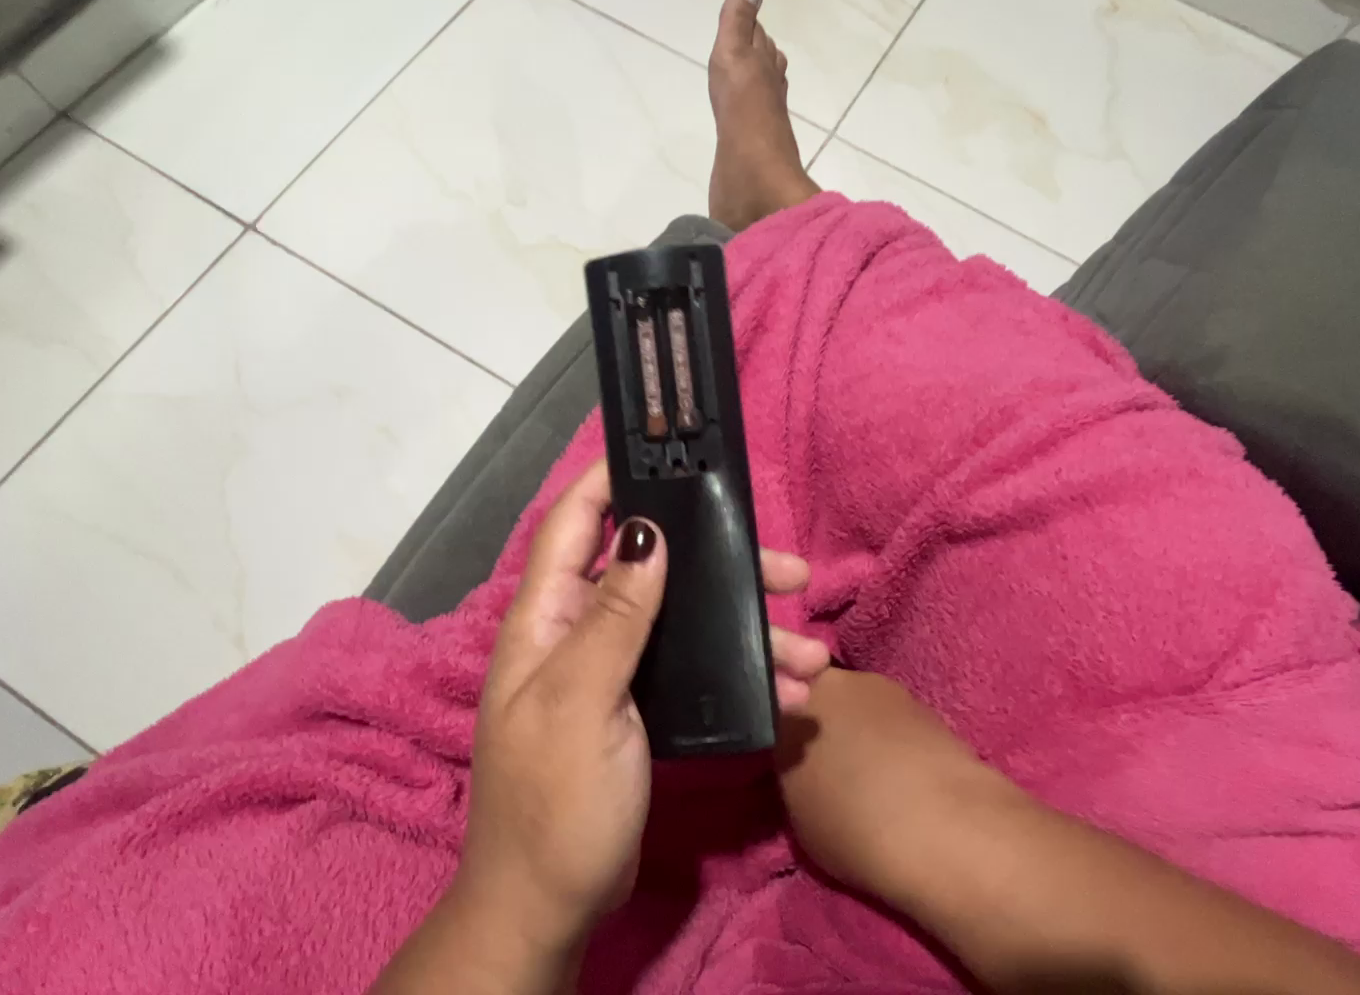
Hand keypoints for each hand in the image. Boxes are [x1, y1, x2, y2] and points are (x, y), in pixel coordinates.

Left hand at [457, 460, 829, 946]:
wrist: (553, 904)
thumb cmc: (555, 799)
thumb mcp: (583, 701)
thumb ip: (615, 616)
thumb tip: (645, 533)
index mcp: (546, 618)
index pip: (573, 525)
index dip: (612, 482)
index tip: (666, 454)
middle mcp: (578, 633)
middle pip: (653, 571)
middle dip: (721, 567)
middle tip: (790, 570)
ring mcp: (613, 673)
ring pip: (687, 624)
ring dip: (748, 632)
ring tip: (814, 654)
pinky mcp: (643, 710)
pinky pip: (698, 673)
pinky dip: (742, 677)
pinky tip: (792, 693)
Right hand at [775, 669, 1012, 912]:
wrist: (943, 827)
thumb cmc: (854, 826)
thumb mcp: (798, 810)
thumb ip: (795, 774)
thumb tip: (806, 766)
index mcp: (787, 708)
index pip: (771, 706)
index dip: (781, 731)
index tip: (788, 759)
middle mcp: (829, 683)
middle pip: (817, 696)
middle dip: (821, 723)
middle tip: (827, 765)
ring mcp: (878, 687)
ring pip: (857, 704)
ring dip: (860, 729)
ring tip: (870, 774)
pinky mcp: (921, 702)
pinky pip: (892, 718)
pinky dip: (893, 739)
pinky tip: (902, 774)